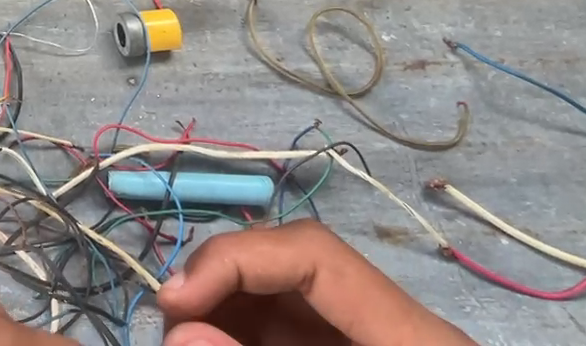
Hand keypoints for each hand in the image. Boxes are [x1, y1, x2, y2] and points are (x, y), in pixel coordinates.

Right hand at [156, 221, 475, 345]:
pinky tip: (210, 343)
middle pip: (286, 270)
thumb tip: (175, 327)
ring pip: (275, 301)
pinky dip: (236, 336)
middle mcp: (391, 326)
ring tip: (182, 338)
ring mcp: (365, 342)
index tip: (174, 300)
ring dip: (217, 312)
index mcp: (416, 336)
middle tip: (169, 327)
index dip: (233, 259)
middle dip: (216, 288)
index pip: (312, 250)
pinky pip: (280, 332)